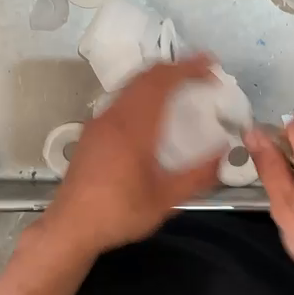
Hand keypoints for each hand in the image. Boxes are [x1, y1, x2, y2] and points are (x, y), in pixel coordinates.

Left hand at [40, 57, 224, 257]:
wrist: (71, 228)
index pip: (163, 82)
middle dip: (176, 67)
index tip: (211, 66)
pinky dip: (143, 93)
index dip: (189, 68)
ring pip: (130, 86)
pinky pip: (120, 99)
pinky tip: (153, 111)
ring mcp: (98, 123)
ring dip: (158, 79)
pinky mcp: (91, 134)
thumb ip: (197, 175)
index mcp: (133, 128)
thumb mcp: (165, 200)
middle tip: (201, 72)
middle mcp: (113, 117)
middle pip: (145, 76)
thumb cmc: (118, 214)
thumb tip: (223, 154)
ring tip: (181, 86)